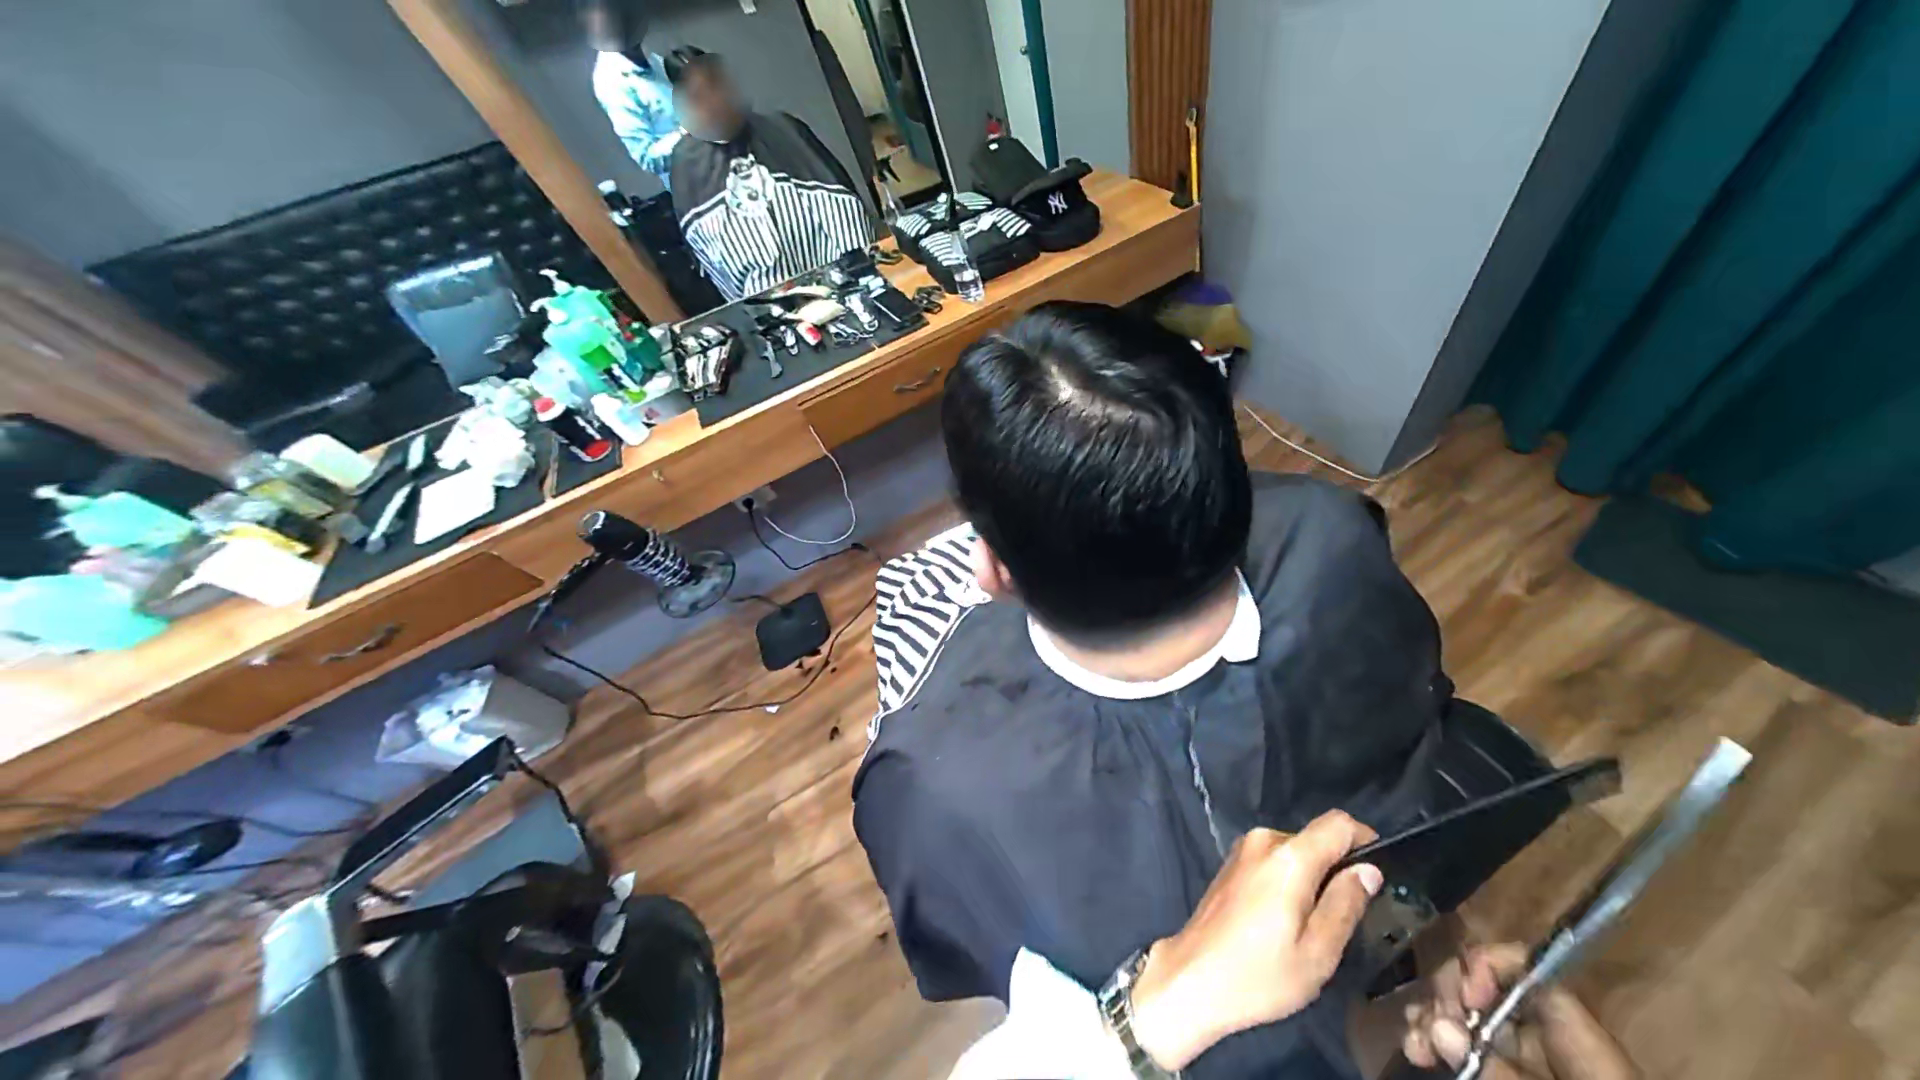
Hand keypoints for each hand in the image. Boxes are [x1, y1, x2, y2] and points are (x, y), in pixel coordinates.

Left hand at [1127, 812, 1384, 1070]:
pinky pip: (1274, 860)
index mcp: (1287, 856)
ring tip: (1316, 924)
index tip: (1380, 872)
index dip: (1365, 840)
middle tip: (1347, 916)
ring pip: (1295, 851)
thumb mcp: (1317, 951)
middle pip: (1315, 839)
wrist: (1193, 976)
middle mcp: (1263, 841)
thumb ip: (1345, 904)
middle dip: (1338, 869)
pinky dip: (1290, 880)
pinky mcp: (1231, 864)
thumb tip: (1368, 870)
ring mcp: (1242, 850)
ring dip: (1313, 878)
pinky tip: (1286, 919)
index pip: (1337, 823)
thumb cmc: (1260, 973)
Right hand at [1402, 944, 1637, 1079]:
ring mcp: (1529, 1057)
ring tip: (1413, 1045)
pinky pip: (1471, 1044)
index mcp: (1577, 1036)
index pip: (1527, 966)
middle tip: (1425, 1027)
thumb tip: (1439, 1026)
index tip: (1466, 999)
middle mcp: (1550, 1035)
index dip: (1487, 965)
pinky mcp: (1511, 1072)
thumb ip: (1505, 1075)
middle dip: (1446, 998)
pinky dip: (1440, 1042)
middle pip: (1487, 986)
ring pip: (1470, 1013)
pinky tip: (1419, 1053)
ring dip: (1433, 1019)